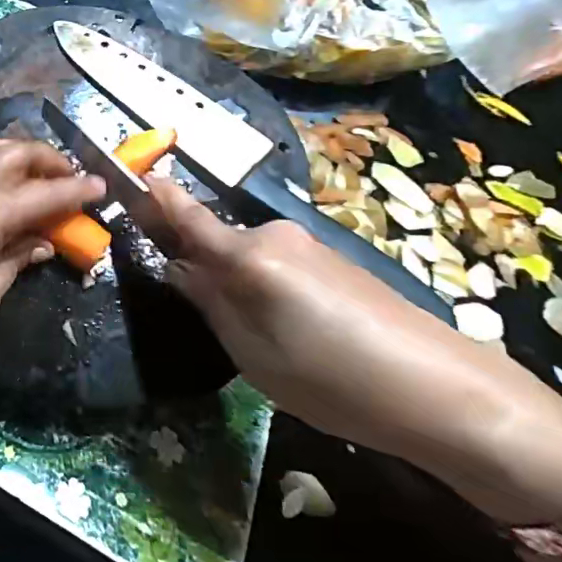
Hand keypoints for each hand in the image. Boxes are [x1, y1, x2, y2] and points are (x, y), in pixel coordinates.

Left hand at [0, 138, 103, 386]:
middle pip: (16, 153)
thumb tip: (44, 241)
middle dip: (51, 159)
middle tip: (73, 178)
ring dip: (21, 154)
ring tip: (42, 175)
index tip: (102, 185)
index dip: (76, 191)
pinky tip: (7, 187)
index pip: (42, 194)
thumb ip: (16, 260)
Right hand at [148, 176, 561, 523]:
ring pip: (250, 256)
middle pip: (219, 240)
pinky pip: (279, 264)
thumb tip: (178, 267)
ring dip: (237, 281)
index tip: (127, 176)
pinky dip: (267, 285)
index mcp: (246, 254)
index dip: (155, 197)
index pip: (187, 215)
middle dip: (200, 265)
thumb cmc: (329, 377)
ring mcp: (308, 243)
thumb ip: (210, 303)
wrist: (433, 385)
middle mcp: (274, 234)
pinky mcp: (332, 258)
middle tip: (203, 317)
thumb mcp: (252, 353)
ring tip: (257, 338)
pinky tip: (292, 329)